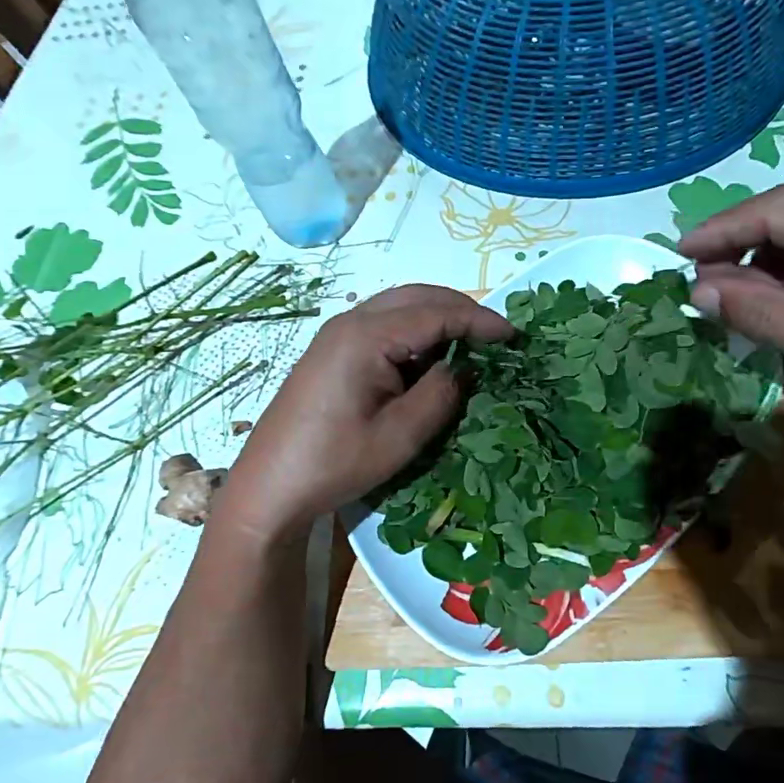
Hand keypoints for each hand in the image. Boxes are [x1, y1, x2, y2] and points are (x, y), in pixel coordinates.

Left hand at [219, 285, 514, 541]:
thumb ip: (440, 395)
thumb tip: (462, 369)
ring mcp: (336, 334)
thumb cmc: (334, 463)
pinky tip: (428, 357)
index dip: (479, 321)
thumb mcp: (399, 437)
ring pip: (398, 306)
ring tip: (470, 342)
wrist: (269, 486)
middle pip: (416, 297)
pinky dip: (413, 330)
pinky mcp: (330, 350)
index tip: (514, 336)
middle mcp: (349, 322)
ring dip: (437, 317)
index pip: (436, 314)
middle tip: (495, 335)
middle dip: (460, 310)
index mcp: (366, 336)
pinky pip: (382, 324)